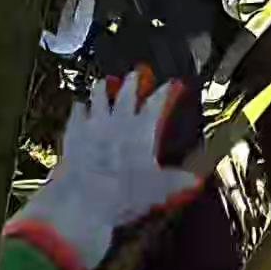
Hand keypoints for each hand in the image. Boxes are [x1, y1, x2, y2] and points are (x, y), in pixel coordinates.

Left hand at [4, 67, 199, 269]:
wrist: (84, 196)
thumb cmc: (125, 193)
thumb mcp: (159, 190)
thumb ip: (178, 181)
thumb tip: (196, 179)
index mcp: (141, 129)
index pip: (156, 103)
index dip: (165, 91)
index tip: (171, 83)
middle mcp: (118, 119)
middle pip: (127, 93)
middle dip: (132, 81)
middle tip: (134, 73)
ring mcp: (94, 122)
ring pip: (99, 96)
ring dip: (102, 88)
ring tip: (103, 82)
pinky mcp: (74, 130)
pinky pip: (77, 112)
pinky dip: (80, 107)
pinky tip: (79, 106)